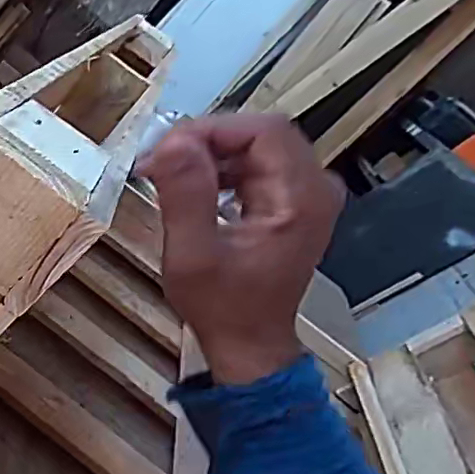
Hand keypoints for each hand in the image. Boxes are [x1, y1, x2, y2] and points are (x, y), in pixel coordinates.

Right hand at [137, 113, 343, 384]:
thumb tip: (172, 142)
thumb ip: (185, 197)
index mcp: (301, 198)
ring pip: (255, 147)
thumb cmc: (221, 307)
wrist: (247, 343)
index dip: (209, 130)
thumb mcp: (192, 257)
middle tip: (159, 162)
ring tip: (167, 175)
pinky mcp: (290, 203)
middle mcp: (314, 187)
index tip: (164, 151)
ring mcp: (305, 195)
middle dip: (205, 140)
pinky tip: (191, 188)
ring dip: (208, 154)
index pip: (261, 131)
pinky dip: (219, 170)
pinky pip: (254, 167)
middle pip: (260, 134)